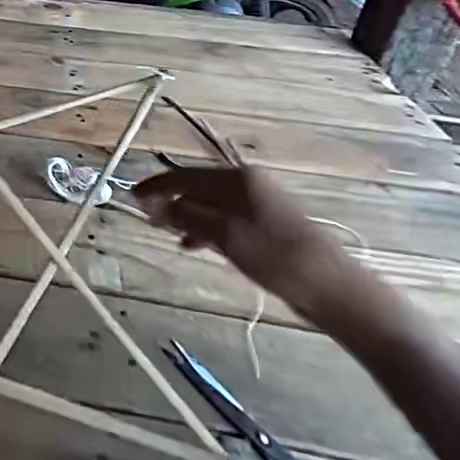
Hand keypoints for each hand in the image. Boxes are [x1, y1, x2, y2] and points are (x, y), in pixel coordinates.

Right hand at [134, 167, 358, 315]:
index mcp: (237, 178)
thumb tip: (155, 204)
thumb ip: (188, 217)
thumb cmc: (274, 256)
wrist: (327, 283)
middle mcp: (246, 183)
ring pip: (211, 204)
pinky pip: (225, 218)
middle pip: (199, 187)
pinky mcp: (264, 223)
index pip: (187, 176)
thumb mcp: (225, 236)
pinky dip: (206, 227)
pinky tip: (195, 244)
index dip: (158, 185)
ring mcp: (257, 203)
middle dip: (172, 200)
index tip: (132, 195)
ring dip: (188, 216)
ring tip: (167, 233)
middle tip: (146, 217)